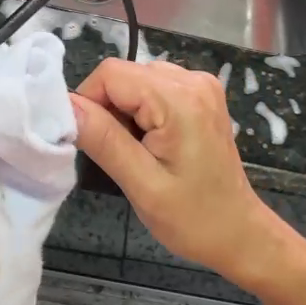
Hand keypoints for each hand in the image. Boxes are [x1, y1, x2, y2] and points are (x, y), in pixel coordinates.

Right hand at [70, 59, 288, 282]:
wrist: (238, 231)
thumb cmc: (192, 217)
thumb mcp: (141, 185)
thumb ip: (104, 140)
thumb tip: (67, 106)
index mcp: (179, 98)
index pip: (111, 73)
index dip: (89, 101)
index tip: (89, 140)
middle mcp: (192, 79)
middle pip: (126, 74)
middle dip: (110, 109)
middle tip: (120, 154)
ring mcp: (201, 83)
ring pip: (138, 79)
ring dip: (127, 110)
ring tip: (139, 151)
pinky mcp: (202, 92)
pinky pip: (157, 86)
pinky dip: (145, 109)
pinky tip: (155, 142)